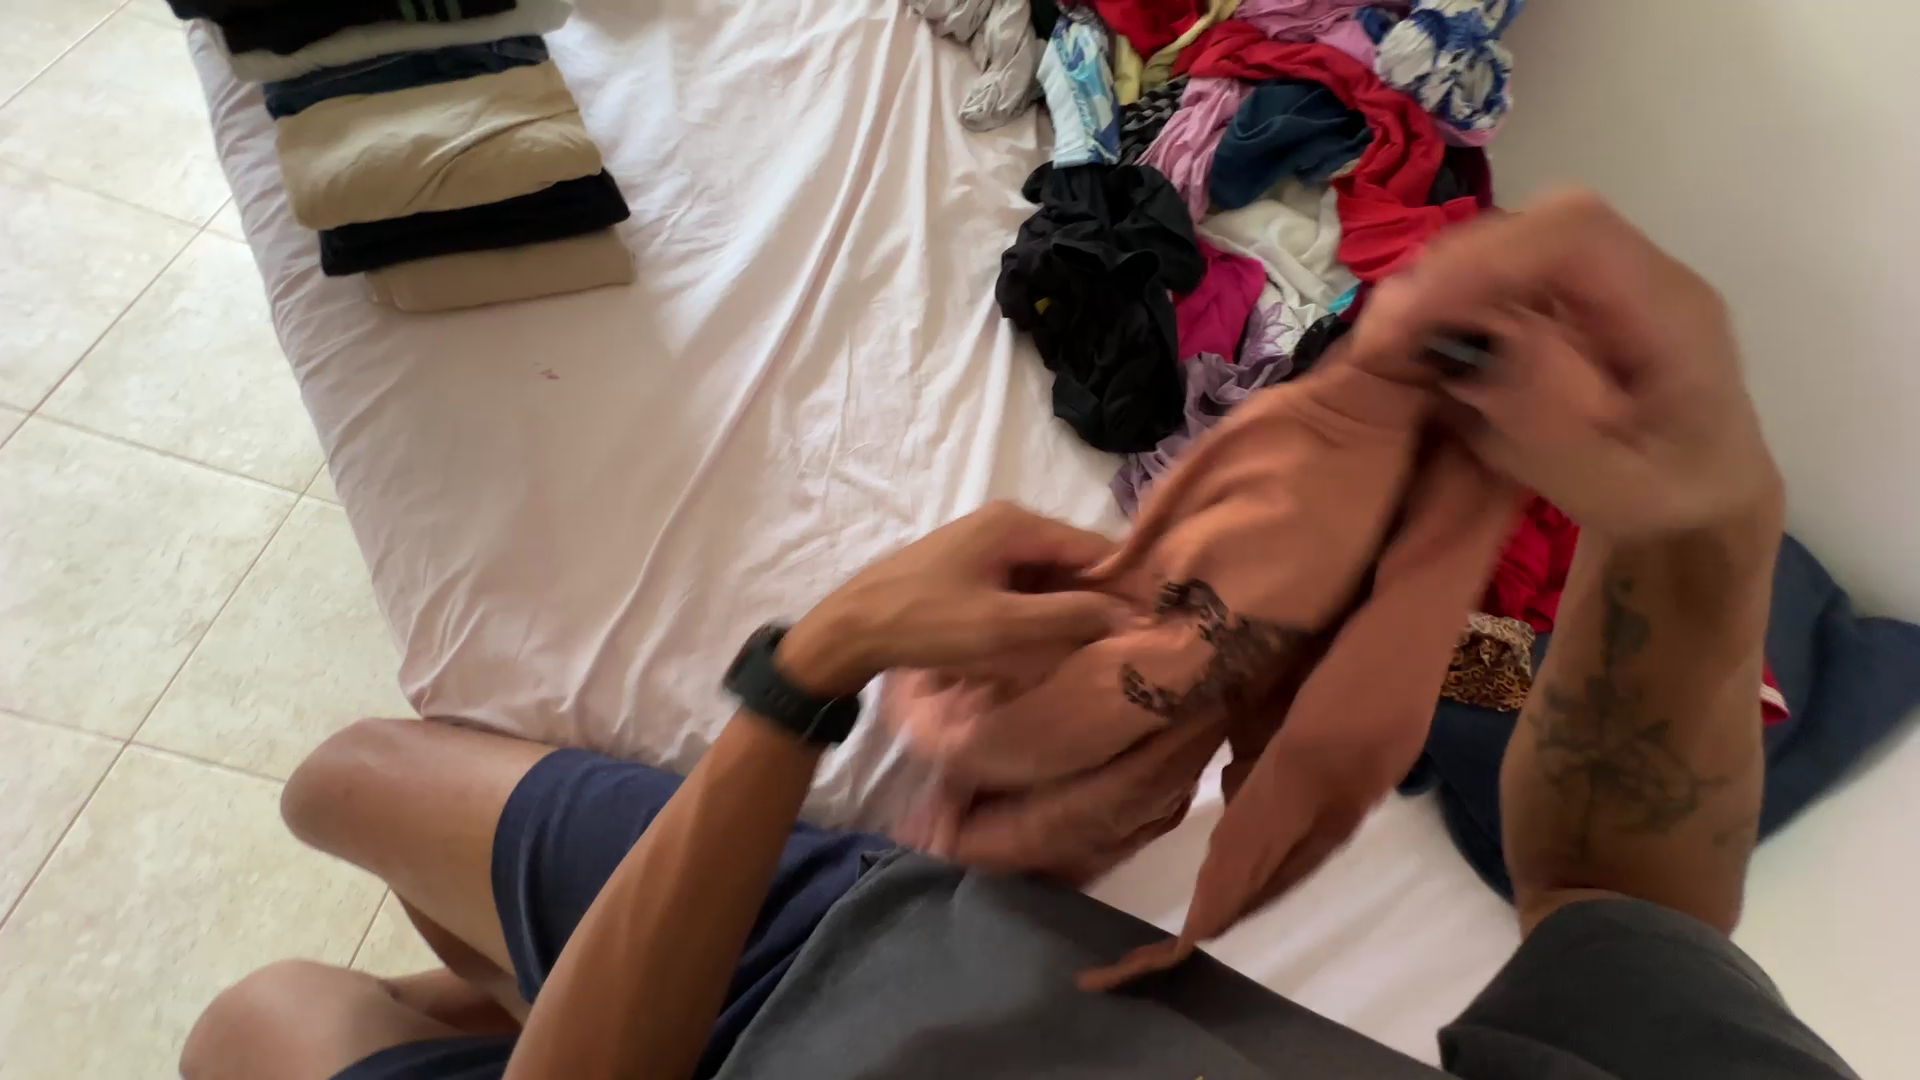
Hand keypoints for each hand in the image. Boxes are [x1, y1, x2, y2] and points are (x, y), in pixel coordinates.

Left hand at [776, 502, 1130, 696]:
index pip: (1092, 547)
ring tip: (1079, 649)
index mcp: (1017, 523)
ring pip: (1044, 575)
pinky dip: (1033, 610)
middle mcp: (1005, 522)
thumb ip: (1068, 616)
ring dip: (1060, 609)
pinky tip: (1037, 641)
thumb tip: (1128, 615)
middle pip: (1069, 559)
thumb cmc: (928, 622)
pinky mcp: (970, 565)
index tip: (1144, 625)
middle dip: (1090, 600)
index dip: (1121, 585)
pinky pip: (1019, 584)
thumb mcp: (1003, 625)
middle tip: (1113, 645)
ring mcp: (985, 542)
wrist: (852, 628)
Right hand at [1349, 188, 1782, 539]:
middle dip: (1445, 270)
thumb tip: (1479, 359)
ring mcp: (1590, 292)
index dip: (1481, 263)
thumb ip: (1552, 426)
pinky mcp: (1555, 311)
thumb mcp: (1614, 486)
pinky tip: (1411, 346)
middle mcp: (1627, 282)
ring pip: (1503, 246)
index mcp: (1662, 312)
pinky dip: (1437, 306)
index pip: (1574, 239)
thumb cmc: (1663, 499)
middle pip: (1531, 227)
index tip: (1408, 318)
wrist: (1695, 502)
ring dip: (1433, 287)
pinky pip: (1490, 281)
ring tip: (1387, 343)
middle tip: (1385, 334)